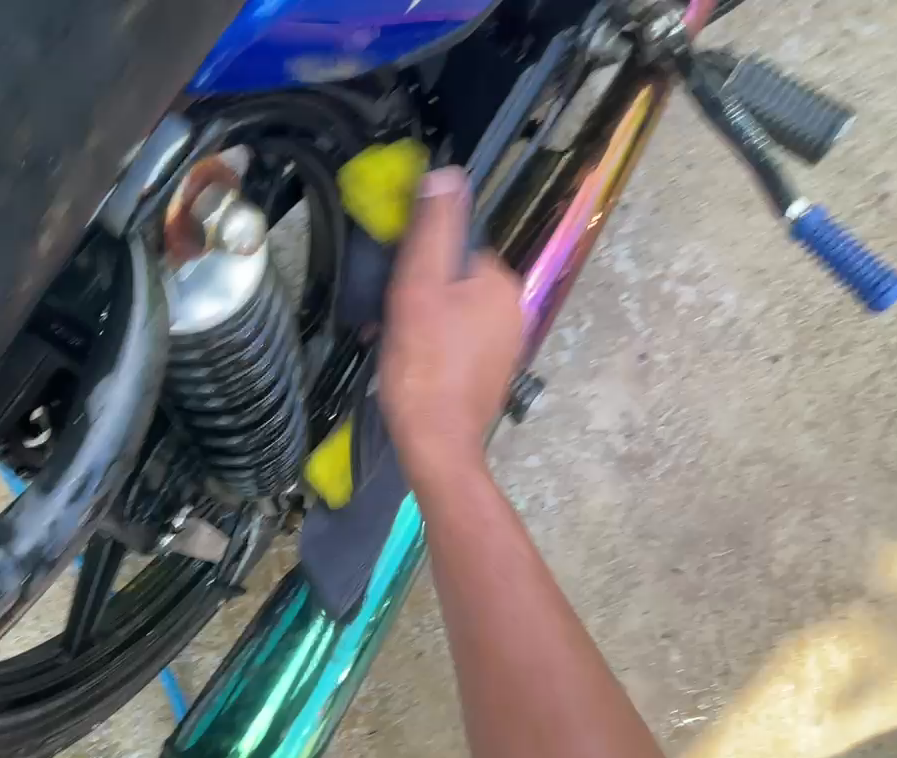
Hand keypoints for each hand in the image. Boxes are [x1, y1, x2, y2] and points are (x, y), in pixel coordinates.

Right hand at [378, 167, 525, 483]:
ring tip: (392, 348)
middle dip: (416, 298)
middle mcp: (511, 310)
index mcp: (498, 283)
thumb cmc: (423, 367)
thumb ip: (433, 230)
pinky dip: (432, 350)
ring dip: (419, 324)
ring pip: (451, 317)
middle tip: (385, 323)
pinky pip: (456, 347)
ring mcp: (504, 347)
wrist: (437, 444)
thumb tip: (447, 174)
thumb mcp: (419, 288)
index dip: (417, 266)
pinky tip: (411, 368)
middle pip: (451, 284)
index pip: (452, 251)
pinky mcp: (491, 377)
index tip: (393, 291)